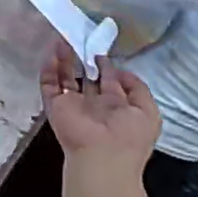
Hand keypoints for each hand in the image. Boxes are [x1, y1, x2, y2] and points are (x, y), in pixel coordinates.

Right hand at [40, 41, 160, 174]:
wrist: (102, 156)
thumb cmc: (129, 136)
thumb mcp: (149, 113)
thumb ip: (138, 89)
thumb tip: (120, 70)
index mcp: (115, 106)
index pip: (109, 81)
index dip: (106, 65)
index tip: (100, 50)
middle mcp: (93, 104)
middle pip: (85, 77)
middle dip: (83, 59)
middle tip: (80, 40)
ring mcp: (72, 104)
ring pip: (65, 78)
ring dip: (64, 60)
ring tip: (63, 41)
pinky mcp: (55, 105)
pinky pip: (48, 85)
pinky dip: (48, 70)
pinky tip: (52, 55)